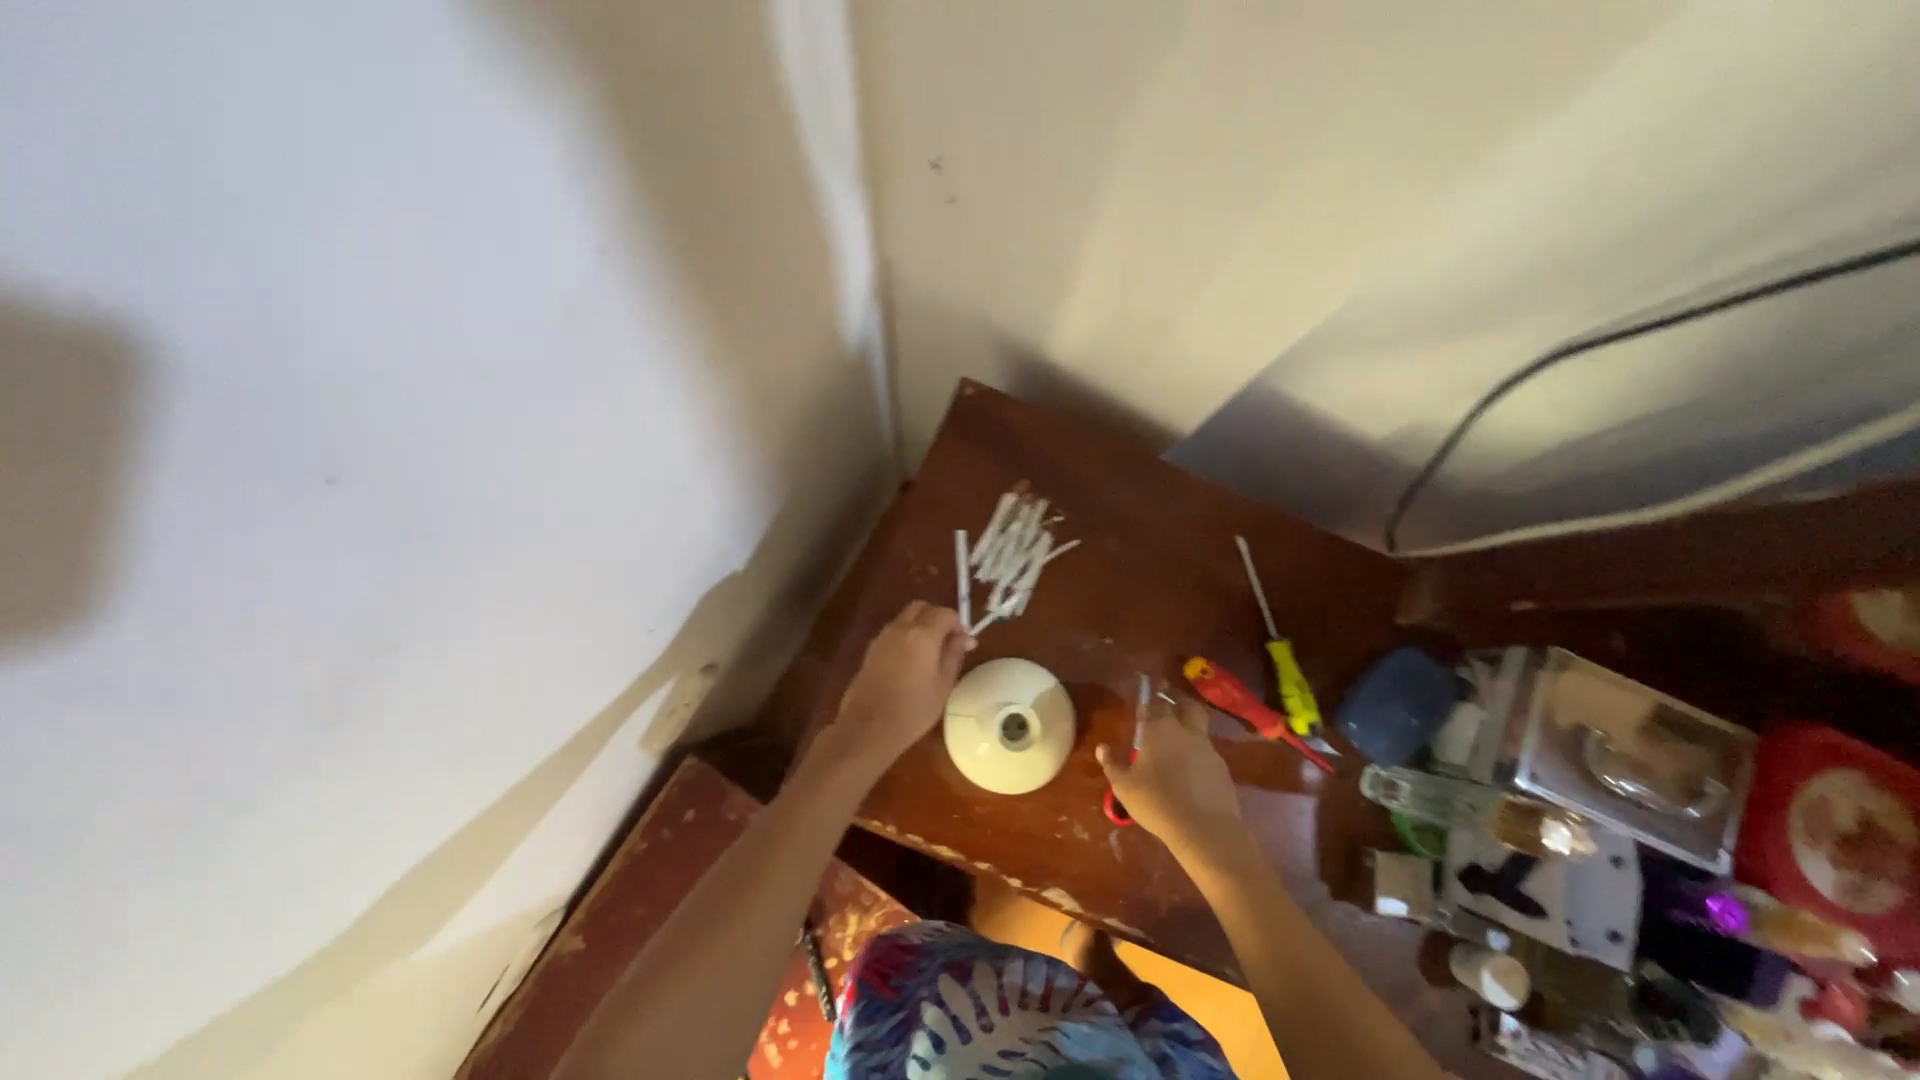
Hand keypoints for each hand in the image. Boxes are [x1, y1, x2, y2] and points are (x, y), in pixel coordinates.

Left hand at [828, 601, 973, 768]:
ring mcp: (882, 637)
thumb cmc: (913, 710)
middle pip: (921, 608)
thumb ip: (954, 655)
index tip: (964, 643)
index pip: (945, 613)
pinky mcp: (870, 650)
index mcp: (922, 634)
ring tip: (930, 654)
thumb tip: (965, 637)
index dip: (958, 624)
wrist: (868, 728)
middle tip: (947, 642)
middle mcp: (900, 628)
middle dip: (937, 618)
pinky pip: (893, 633)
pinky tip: (910, 663)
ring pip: (905, 618)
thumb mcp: (943, 685)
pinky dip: (905, 637)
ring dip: (920, 626)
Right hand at [1097, 695, 1243, 853]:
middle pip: (1187, 707)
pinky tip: (1192, 776)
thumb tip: (1102, 748)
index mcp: (1160, 729)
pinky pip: (1209, 755)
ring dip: (1190, 733)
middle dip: (1178, 706)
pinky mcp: (1223, 769)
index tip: (1142, 711)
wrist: (1203, 828)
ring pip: (1200, 730)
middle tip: (1167, 716)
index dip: (1148, 705)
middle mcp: (1187, 732)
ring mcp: (1209, 749)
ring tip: (1178, 750)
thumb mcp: (1124, 786)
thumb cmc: (1156, 801)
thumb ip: (1112, 764)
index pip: (1154, 705)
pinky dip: (1199, 758)